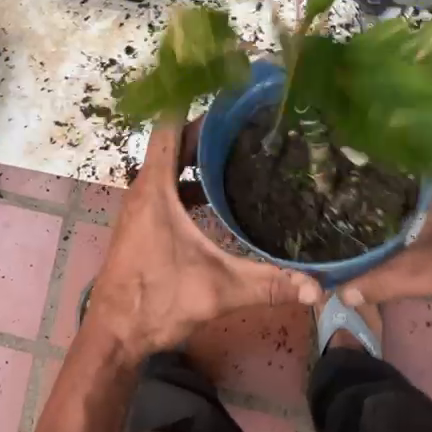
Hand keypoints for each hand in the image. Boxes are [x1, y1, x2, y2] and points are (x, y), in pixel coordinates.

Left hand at [83, 117, 319, 358]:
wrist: (114, 334)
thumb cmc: (158, 300)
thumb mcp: (217, 290)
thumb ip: (267, 285)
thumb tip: (316, 287)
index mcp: (155, 188)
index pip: (168, 127)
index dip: (192, 107)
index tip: (224, 97)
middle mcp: (144, 188)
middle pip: (172, 142)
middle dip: (205, 129)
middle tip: (244, 120)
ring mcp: (141, 205)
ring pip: (168, 164)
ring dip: (195, 155)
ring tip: (235, 148)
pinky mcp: (143, 222)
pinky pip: (166, 185)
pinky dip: (187, 180)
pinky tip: (215, 193)